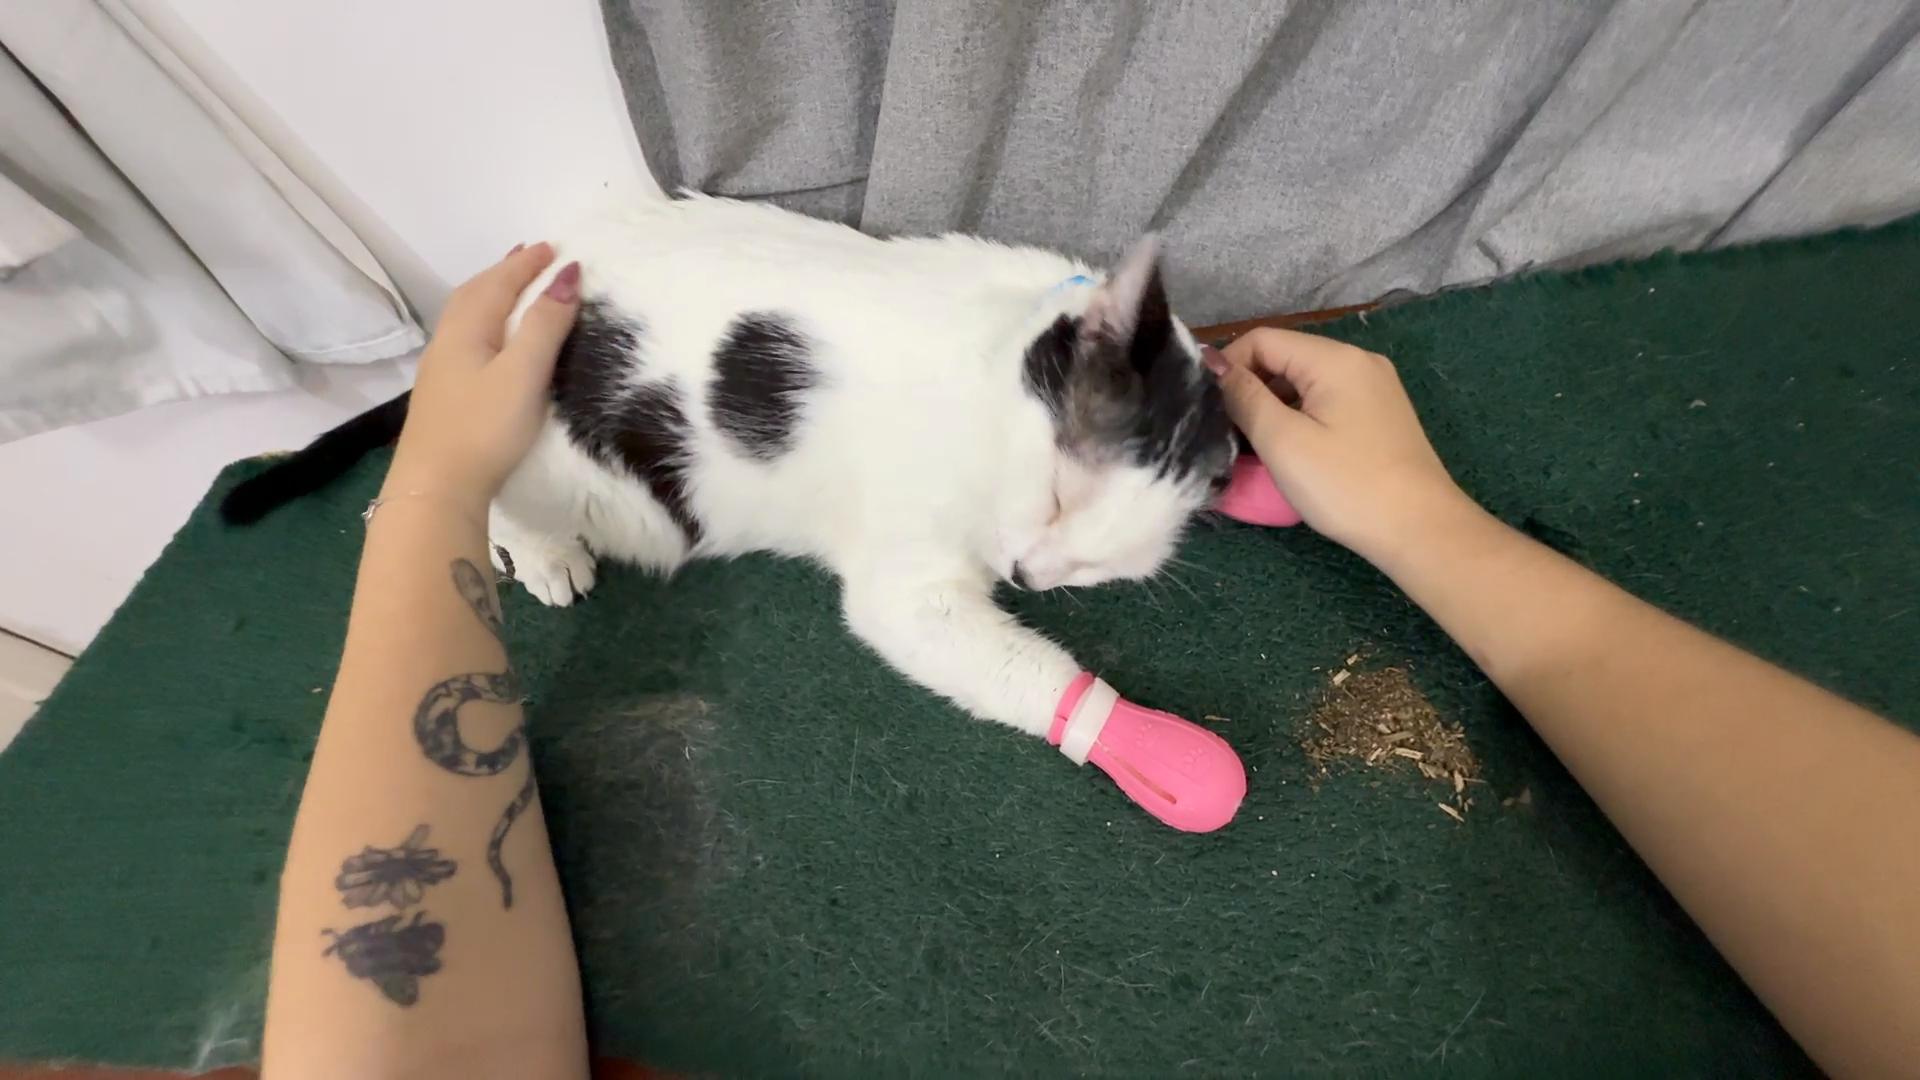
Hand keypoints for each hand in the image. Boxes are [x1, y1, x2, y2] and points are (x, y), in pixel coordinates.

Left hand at [385, 243, 580, 515]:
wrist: (439, 484)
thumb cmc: (485, 427)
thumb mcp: (523, 373)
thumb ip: (545, 326)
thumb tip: (567, 276)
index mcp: (468, 331)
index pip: (499, 284)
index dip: (528, 265)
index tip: (556, 249)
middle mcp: (450, 342)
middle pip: (476, 293)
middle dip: (506, 272)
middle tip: (532, 257)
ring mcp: (445, 369)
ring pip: (469, 316)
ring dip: (494, 295)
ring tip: (515, 288)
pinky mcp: (449, 393)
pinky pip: (470, 338)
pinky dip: (488, 321)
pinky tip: (496, 337)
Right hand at [1208, 327, 1473, 563]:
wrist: (1418, 529)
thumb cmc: (1345, 484)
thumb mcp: (1283, 440)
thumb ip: (1244, 397)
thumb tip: (1212, 365)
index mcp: (1335, 360)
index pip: (1262, 339)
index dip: (1227, 366)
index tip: (1208, 408)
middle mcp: (1357, 362)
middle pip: (1283, 357)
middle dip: (1247, 388)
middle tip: (1224, 431)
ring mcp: (1371, 387)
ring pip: (1301, 381)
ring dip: (1269, 406)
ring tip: (1248, 445)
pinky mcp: (1376, 413)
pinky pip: (1322, 400)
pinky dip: (1295, 416)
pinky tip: (1284, 449)